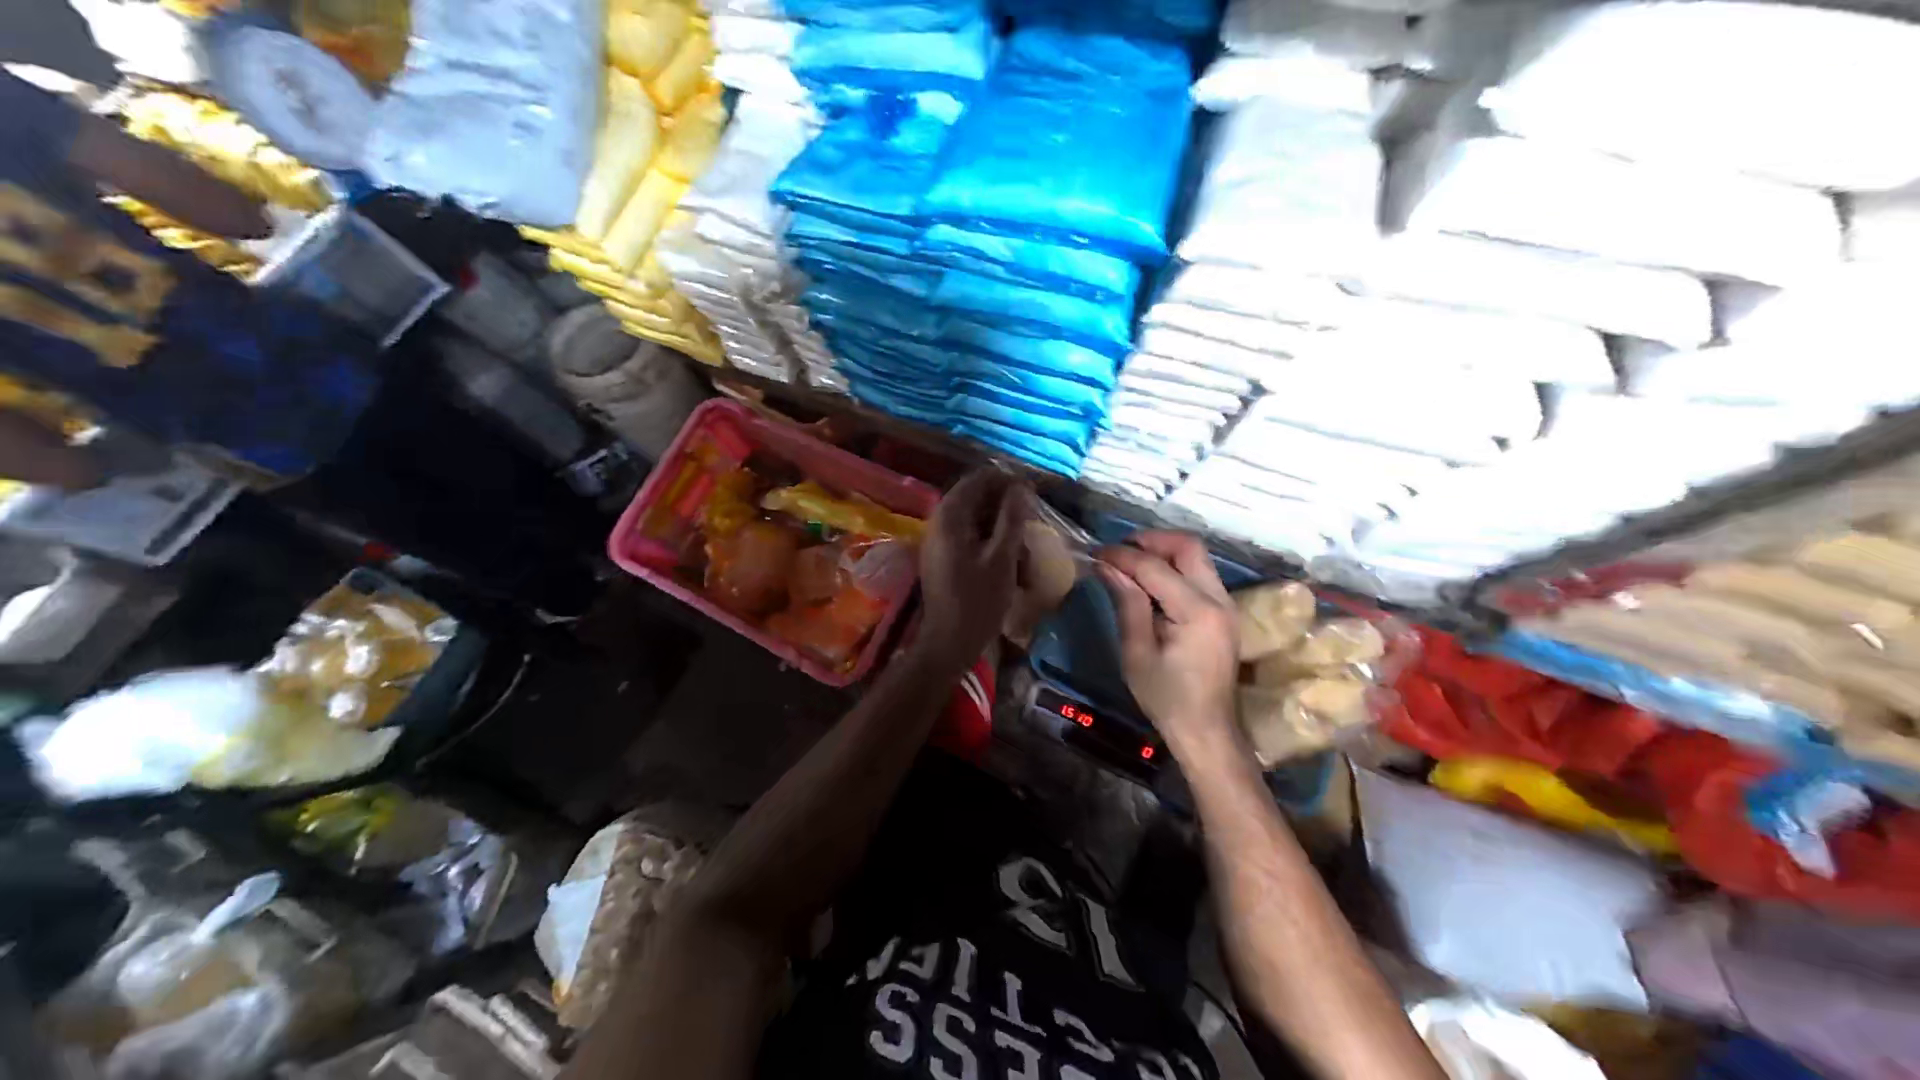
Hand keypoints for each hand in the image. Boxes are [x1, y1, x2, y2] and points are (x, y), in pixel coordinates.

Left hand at [916, 470, 1029, 670]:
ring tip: (1022, 549)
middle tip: (1030, 523)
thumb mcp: (1002, 557)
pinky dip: (990, 544)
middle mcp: (938, 522)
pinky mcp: (943, 558)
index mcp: (949, 516)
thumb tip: (1020, 486)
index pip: (978, 479)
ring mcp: (938, 541)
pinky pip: (969, 538)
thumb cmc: (978, 600)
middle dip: (1005, 508)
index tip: (1032, 492)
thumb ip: (1012, 518)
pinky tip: (1008, 563)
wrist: (950, 642)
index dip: (1006, 480)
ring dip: (1000, 528)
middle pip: (976, 499)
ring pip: (975, 520)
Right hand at [1095, 532, 1240, 753]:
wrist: (1206, 731)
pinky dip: (1175, 568)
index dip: (1123, 556)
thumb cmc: (1166, 698)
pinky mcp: (1224, 612)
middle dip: (1151, 541)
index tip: (1096, 553)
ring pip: (1198, 557)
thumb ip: (1127, 603)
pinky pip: (1201, 574)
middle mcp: (1219, 600)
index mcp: (1198, 612)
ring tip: (1130, 563)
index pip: (1156, 567)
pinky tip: (1149, 582)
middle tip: (1119, 550)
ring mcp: (1227, 605)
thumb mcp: (1137, 652)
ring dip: (1164, 552)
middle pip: (1189, 547)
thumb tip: (1108, 566)